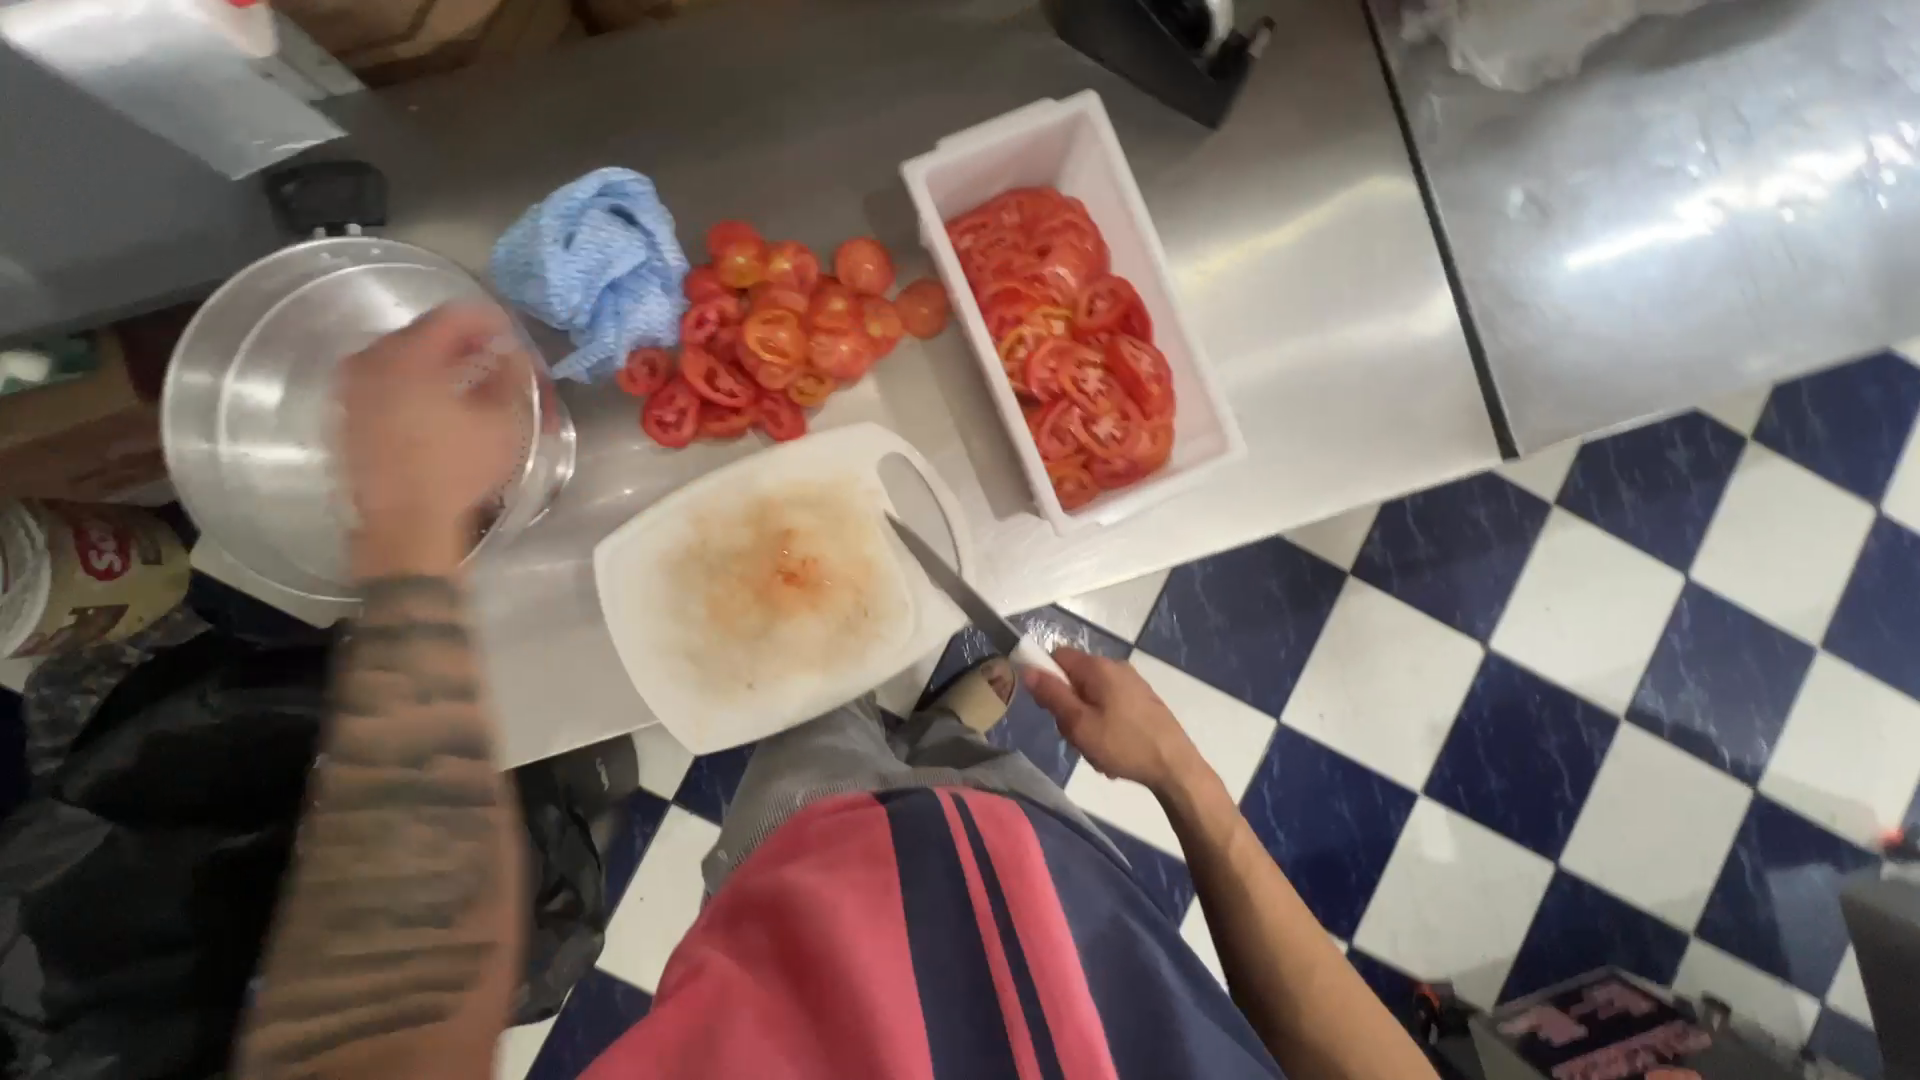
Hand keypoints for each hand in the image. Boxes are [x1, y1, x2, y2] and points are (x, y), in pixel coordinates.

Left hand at [337, 303, 527, 573]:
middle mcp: (371, 361)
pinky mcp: (347, 414)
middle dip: (463, 343)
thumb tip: (511, 351)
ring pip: (402, 359)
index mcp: (410, 356)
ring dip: (438, 364)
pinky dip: (415, 384)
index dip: (489, 319)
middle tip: (494, 358)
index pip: (453, 316)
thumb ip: (510, 376)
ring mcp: (352, 388)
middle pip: (424, 334)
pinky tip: (439, 405)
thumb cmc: (458, 469)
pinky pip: (386, 383)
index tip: (511, 332)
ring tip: (469, 383)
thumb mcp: (503, 422)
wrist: (404, 522)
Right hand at [1025, 648, 1205, 794]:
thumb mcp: (1078, 723)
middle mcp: (1116, 667)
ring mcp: (1133, 684)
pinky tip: (1113, 750)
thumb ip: (1052, 694)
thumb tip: (1028, 669)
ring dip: (1086, 721)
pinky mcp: (1143, 701)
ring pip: (1092, 697)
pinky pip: (1111, 707)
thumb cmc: (1123, 744)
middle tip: (1075, 735)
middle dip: (1068, 707)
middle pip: (1075, 678)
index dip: (1046, 678)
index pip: (1058, 656)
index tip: (1050, 708)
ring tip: (1096, 749)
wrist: (1175, 766)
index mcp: (1098, 667)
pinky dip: (1105, 726)